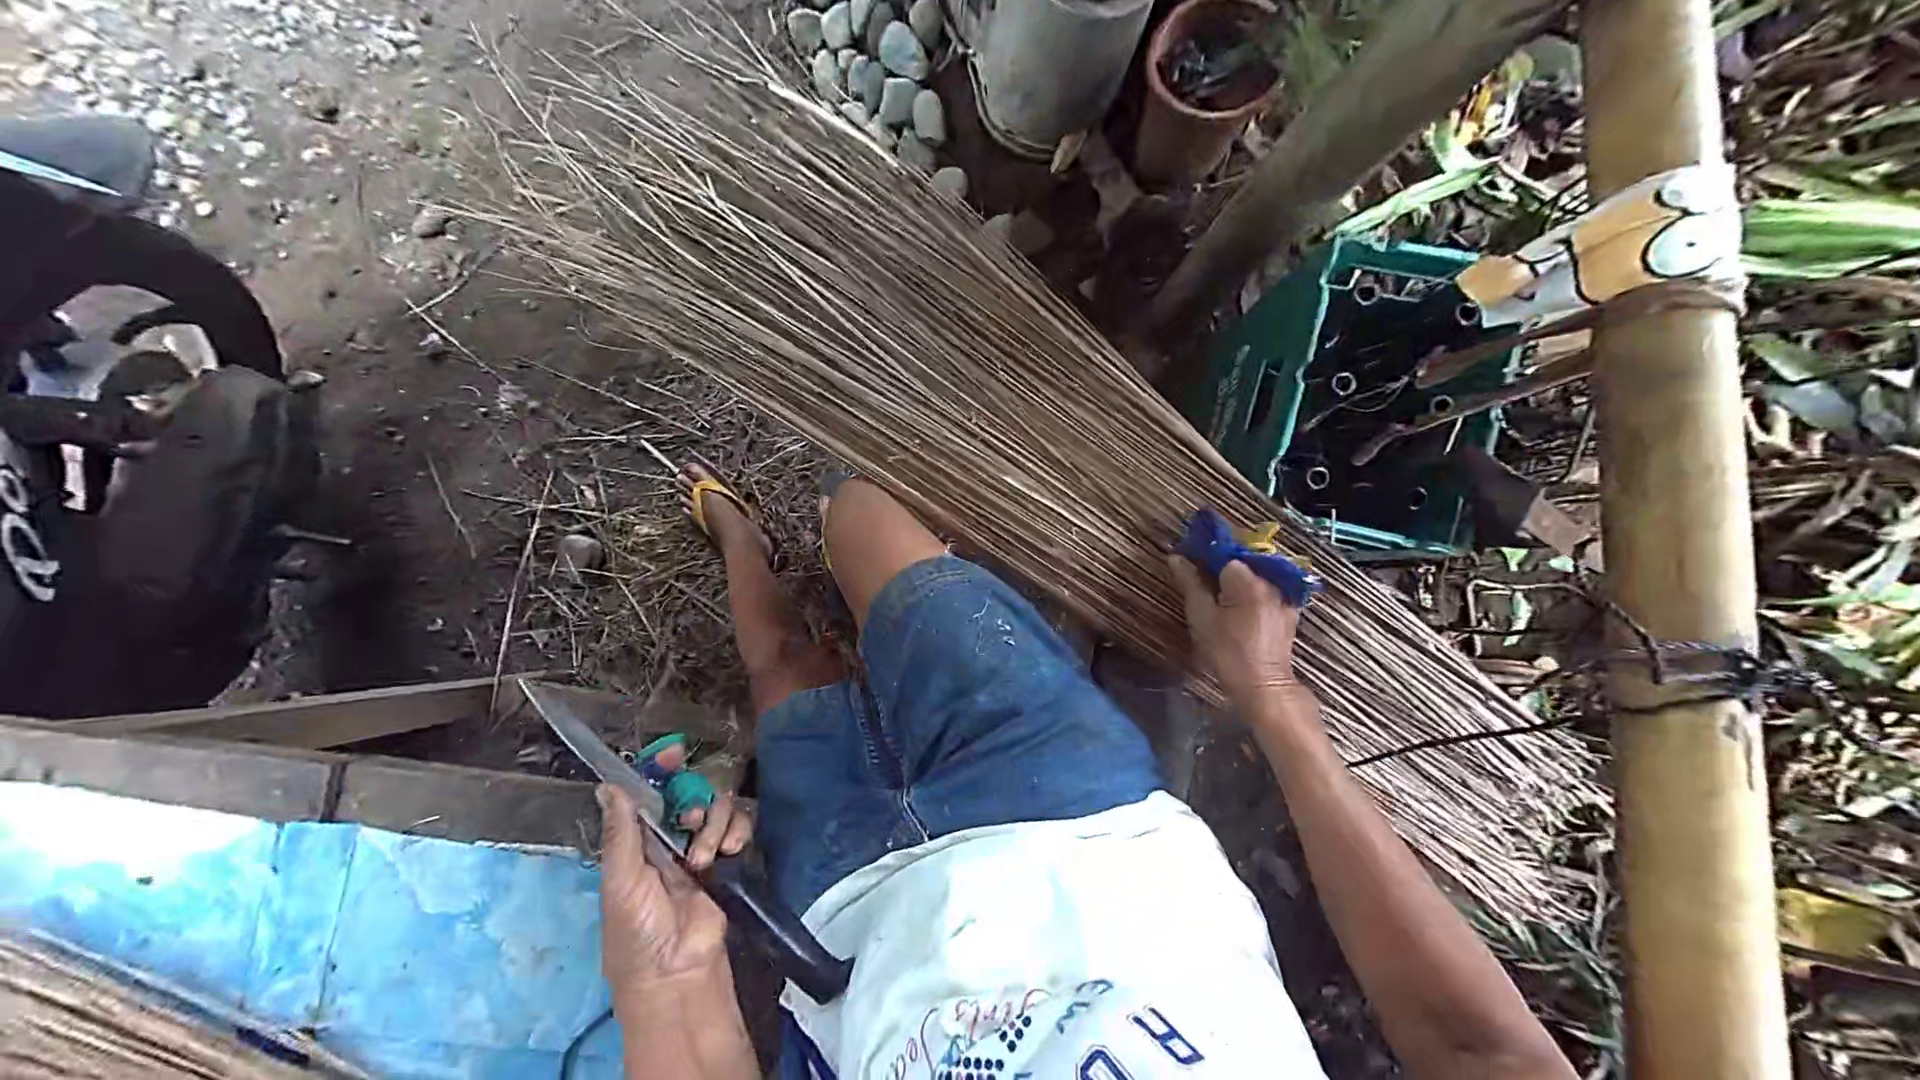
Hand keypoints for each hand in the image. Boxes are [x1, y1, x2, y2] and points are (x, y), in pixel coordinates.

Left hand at [596, 781, 752, 999]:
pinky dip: (735, 832)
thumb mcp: (621, 882)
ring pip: (716, 806)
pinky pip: (739, 824)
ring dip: (712, 825)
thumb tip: (608, 785)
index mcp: (637, 842)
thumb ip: (621, 833)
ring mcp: (701, 847)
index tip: (674, 751)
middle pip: (688, 793)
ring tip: (703, 858)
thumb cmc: (637, 930)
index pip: (648, 794)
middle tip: (689, 820)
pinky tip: (728, 852)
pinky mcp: (728, 857)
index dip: (659, 769)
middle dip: (692, 799)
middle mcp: (669, 839)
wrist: (677, 971)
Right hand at [1167, 555, 1302, 702]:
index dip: (1205, 554)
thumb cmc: (1227, 652)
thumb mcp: (1201, 616)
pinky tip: (1237, 603)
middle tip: (1201, 579)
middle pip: (1242, 560)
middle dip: (1221, 564)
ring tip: (1217, 592)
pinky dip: (1250, 588)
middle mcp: (1271, 581)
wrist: (1262, 687)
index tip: (1189, 561)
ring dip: (1236, 576)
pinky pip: (1266, 587)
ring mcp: (1284, 595)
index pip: (1224, 552)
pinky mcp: (1288, 609)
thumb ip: (1190, 582)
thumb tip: (1176, 557)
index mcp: (1249, 580)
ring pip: (1255, 573)